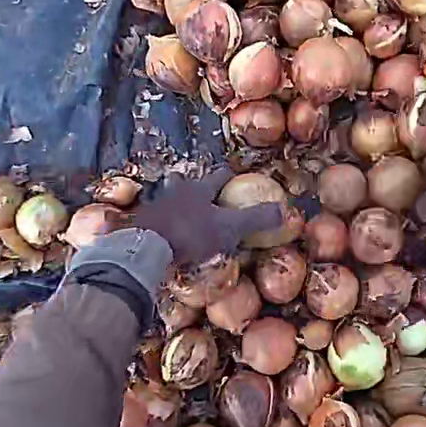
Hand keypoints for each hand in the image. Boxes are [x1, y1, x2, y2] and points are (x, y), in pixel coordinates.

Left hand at [132, 171, 283, 264]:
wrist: (143, 250)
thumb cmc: (191, 234)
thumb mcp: (231, 227)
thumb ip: (257, 218)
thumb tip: (284, 210)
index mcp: (200, 188)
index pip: (221, 175)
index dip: (233, 178)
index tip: (242, 183)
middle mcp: (177, 191)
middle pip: (195, 187)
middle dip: (206, 193)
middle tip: (218, 204)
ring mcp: (156, 208)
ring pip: (177, 203)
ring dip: (186, 210)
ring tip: (197, 223)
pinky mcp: (141, 225)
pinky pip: (162, 222)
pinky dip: (171, 227)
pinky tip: (176, 239)